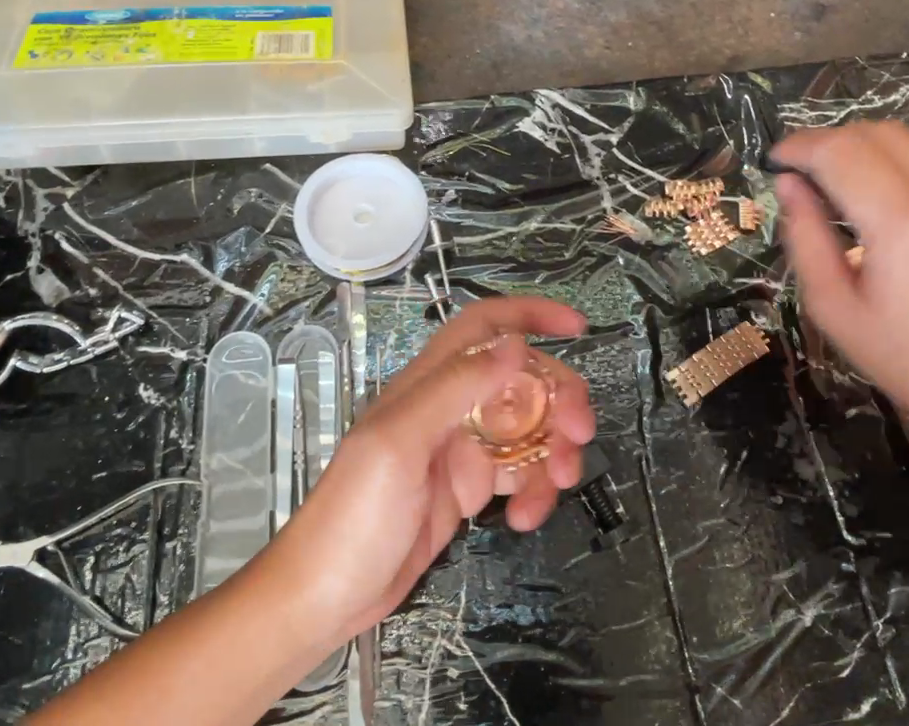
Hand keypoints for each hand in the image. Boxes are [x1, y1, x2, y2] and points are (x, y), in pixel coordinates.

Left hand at [261, 296, 594, 645]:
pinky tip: (524, 518)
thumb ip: (454, 388)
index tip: (576, 328)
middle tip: (580, 434)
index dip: (530, 316)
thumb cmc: (353, 515)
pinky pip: (517, 475)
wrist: (328, 594)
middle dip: (558, 399)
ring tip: (556, 485)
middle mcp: (448, 407)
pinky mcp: (466, 488)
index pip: (484, 327)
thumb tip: (513, 344)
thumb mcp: (400, 444)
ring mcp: (459, 449)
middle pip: (521, 380)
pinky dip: (533, 490)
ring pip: (527, 429)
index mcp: (428, 383)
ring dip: (552, 451)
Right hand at [769, 122, 908, 468]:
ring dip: (876, 155)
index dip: (800, 144)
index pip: (839, 151)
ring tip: (855, 196)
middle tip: (809, 176)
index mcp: (903, 224)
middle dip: (834, 143)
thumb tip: (788, 186)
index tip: (776, 159)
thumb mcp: (838, 313)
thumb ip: (805, 240)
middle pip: (880, 133)